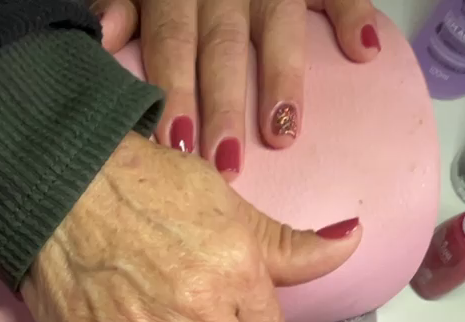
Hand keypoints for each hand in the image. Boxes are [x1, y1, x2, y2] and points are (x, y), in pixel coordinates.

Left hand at [94, 0, 382, 169]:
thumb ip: (121, 6)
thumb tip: (100, 34)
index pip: (171, 44)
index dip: (173, 91)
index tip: (175, 144)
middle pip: (221, 47)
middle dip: (223, 107)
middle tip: (225, 164)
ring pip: (277, 25)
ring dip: (281, 79)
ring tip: (282, 133)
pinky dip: (353, 13)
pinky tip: (363, 52)